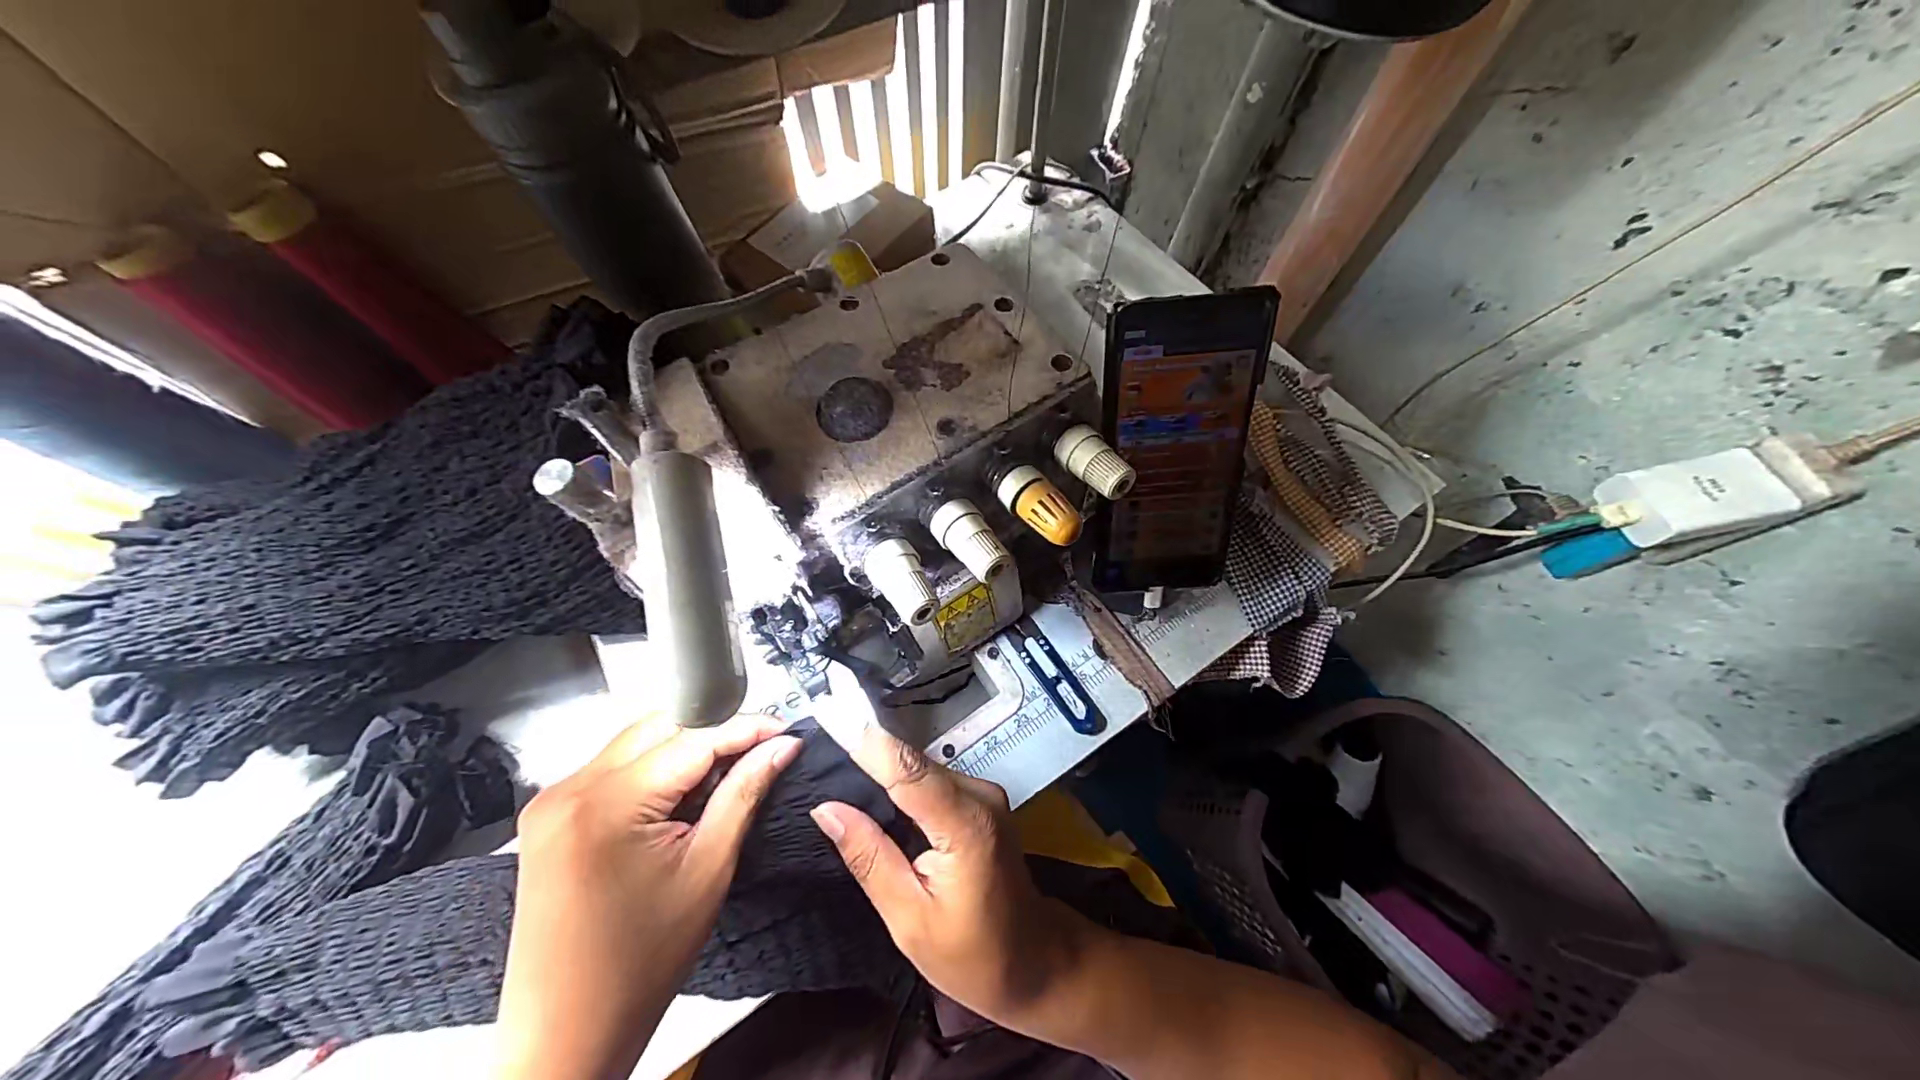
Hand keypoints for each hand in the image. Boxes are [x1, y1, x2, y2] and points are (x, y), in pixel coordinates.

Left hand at [496, 712, 801, 1079]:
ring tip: (723, 778)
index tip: (783, 731)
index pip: (692, 737)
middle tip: (759, 751)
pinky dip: (653, 771)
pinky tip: (680, 797)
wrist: (566, 1031)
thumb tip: (779, 747)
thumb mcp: (708, 868)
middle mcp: (569, 791)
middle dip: (713, 732)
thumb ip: (744, 794)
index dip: (745, 728)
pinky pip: (612, 769)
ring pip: (635, 743)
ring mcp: (552, 803)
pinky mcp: (549, 817)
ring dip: (683, 749)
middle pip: (659, 727)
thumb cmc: (639, 963)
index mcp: (606, 804)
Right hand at [807, 665, 1086, 1031]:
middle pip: (911, 762)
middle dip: (864, 748)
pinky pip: (930, 780)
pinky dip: (898, 782)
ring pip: (919, 768)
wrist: (1035, 959)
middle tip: (817, 734)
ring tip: (831, 758)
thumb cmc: (975, 955)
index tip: (828, 714)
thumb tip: (826, 810)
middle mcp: (980, 796)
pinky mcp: (979, 799)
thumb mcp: (909, 919)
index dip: (865, 741)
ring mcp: (984, 794)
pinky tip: (867, 787)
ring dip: (879, 765)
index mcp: (966, 825)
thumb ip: (869, 858)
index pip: (907, 769)